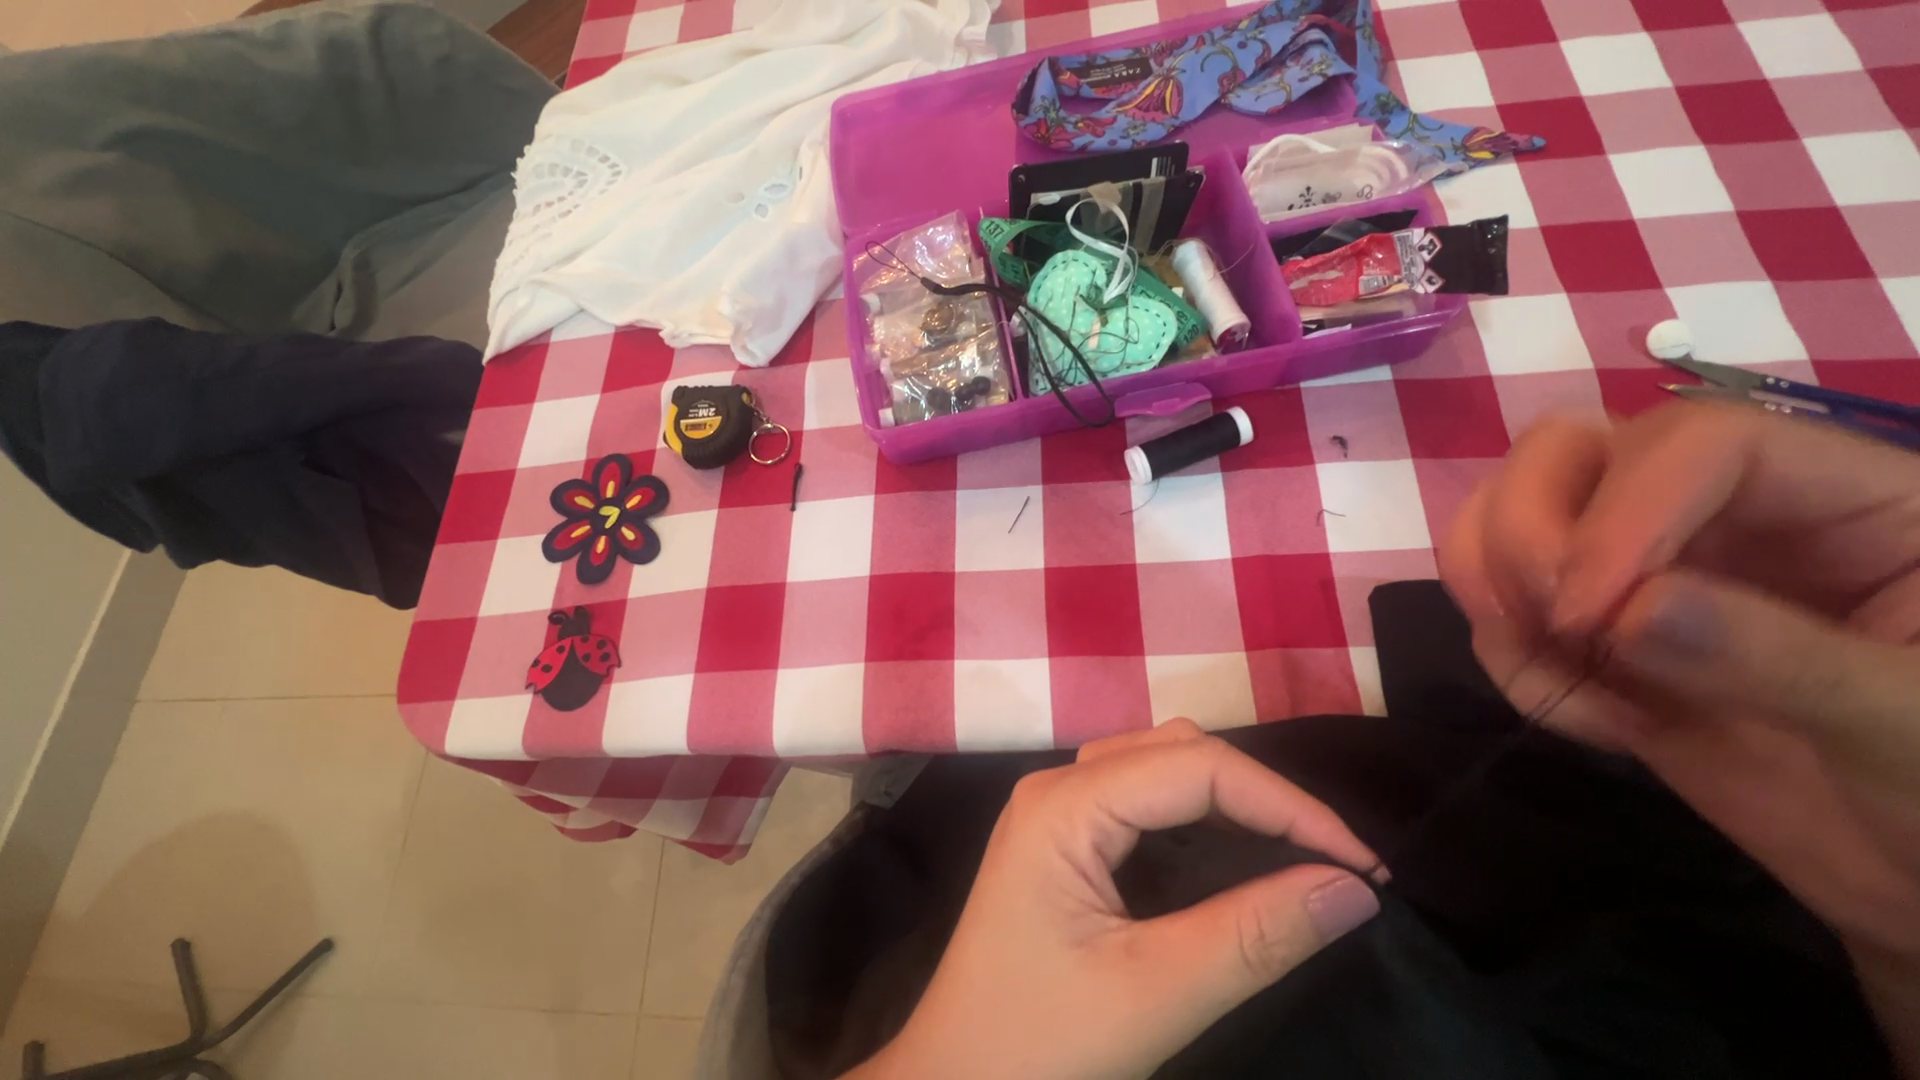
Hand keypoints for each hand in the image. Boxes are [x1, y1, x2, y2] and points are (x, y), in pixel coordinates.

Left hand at [847, 720, 1387, 1079]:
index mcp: (1065, 806)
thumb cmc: (1037, 1045)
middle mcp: (1057, 787)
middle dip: (1264, 795)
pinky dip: (1199, 814)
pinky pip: (1142, 798)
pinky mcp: (1062, 839)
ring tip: (1298, 852)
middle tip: (1336, 861)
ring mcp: (1055, 810)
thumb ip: (1254, 936)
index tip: (1364, 866)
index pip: (1198, 766)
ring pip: (1161, 766)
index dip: (1289, 804)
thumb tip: (1354, 888)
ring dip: (1233, 798)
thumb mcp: (1154, 995)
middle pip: (1179, 751)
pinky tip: (1233, 852)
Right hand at [1441, 403, 1919, 1063]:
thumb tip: (1631, 606)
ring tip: (1558, 675)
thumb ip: (1780, 660)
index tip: (1602, 626)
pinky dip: (1505, 650)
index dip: (1626, 513)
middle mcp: (1733, 517)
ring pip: (1512, 517)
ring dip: (1498, 588)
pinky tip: (1568, 704)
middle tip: (1551, 630)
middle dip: (1528, 532)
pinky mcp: (1601, 633)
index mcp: (1856, 503)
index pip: (1695, 445)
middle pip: (1571, 450)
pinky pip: (1501, 607)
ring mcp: (1650, 572)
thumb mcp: (1918, 748)